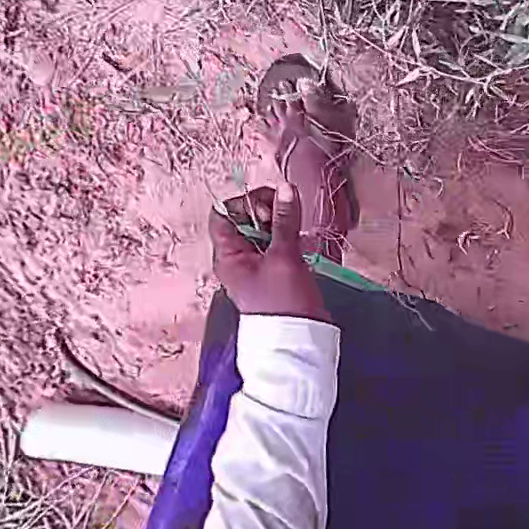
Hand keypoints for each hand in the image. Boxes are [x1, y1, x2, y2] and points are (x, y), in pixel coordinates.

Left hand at [209, 183, 329, 320]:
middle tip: (288, 215)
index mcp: (228, 254)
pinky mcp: (276, 271)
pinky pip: (279, 244)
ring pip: (266, 230)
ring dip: (283, 223)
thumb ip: (284, 220)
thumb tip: (285, 188)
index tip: (271, 203)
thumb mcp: (284, 257)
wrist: (300, 341)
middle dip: (269, 210)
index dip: (245, 202)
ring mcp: (258, 264)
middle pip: (246, 219)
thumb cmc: (284, 301)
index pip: (224, 213)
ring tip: (298, 230)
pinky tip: (303, 240)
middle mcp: (238, 257)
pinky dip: (290, 237)